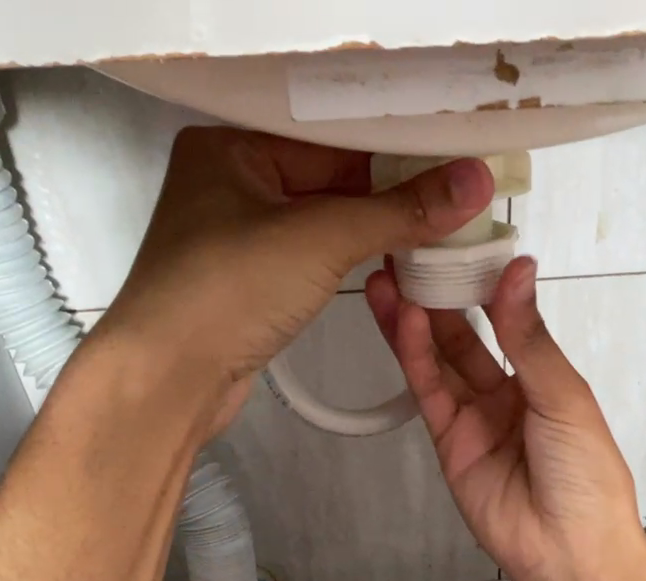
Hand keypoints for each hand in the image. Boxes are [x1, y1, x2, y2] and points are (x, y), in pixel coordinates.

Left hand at [87, 128, 494, 432]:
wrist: (169, 378)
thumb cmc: (229, 290)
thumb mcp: (320, 238)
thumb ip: (400, 211)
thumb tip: (476, 183)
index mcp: (231, 147)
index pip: (329, 135)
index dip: (393, 147)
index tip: (453, 157)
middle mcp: (231, 183)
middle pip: (329, 177)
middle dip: (390, 191)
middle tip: (458, 196)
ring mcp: (240, 237)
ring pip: (323, 220)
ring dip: (375, 228)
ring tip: (442, 227)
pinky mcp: (251, 283)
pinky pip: (312, 256)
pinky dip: (351, 259)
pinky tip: (396, 260)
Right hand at [365, 256, 645, 580]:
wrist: (569, 550)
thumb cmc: (585, 471)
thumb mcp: (564, 397)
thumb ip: (528, 337)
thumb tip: (517, 269)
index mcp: (544, 378)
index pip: (507, 321)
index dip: (482, 285)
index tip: (458, 242)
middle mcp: (506, 394)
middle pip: (465, 338)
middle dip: (438, 297)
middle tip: (407, 252)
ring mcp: (474, 419)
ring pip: (439, 360)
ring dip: (415, 320)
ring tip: (388, 275)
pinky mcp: (448, 443)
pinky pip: (430, 392)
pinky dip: (415, 356)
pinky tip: (404, 319)